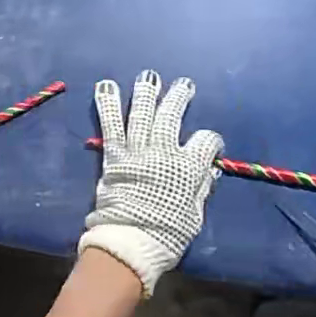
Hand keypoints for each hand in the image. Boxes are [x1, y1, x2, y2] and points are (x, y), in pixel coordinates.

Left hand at [79, 71, 224, 293]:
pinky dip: (108, 104)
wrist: (130, 240)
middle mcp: (164, 152)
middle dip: (178, 98)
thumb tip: (209, 171)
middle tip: (183, 84)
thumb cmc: (166, 233)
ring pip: (143, 114)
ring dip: (146, 93)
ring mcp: (137, 151)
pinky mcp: (114, 155)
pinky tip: (106, 85)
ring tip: (149, 76)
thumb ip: (200, 188)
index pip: (205, 142)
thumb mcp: (194, 214)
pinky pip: (111, 124)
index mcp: (189, 167)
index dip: (210, 141)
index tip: (209, 144)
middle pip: (172, 118)